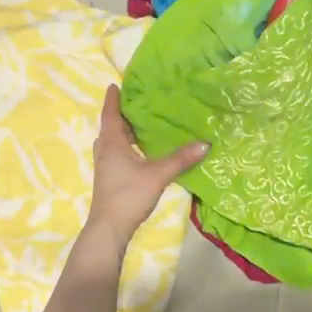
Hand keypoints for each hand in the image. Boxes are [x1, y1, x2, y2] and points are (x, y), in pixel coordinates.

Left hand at [86, 85, 206, 243]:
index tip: (116, 84)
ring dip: (125, 131)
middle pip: (112, 126)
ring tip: (143, 123)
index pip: (111, 113)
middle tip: (140, 102)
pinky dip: (128, 146)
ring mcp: (106, 165)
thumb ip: (180, 159)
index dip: (114, 98)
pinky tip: (142, 150)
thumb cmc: (128, 195)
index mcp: (112, 142)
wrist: (109, 228)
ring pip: (114, 141)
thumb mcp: (158, 175)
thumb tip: (206, 143)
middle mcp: (105, 150)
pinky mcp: (110, 178)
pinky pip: (118, 153)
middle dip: (123, 114)